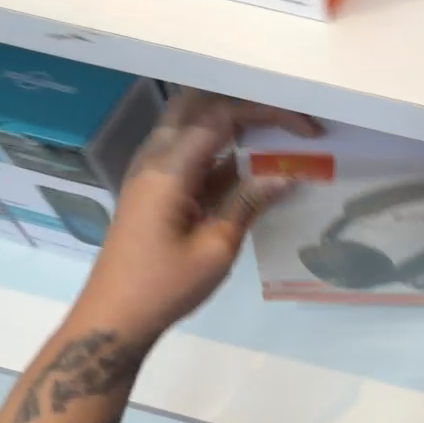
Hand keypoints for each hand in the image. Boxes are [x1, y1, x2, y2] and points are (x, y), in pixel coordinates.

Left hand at [72, 89, 320, 338]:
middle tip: (286, 121)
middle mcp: (155, 158)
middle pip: (199, 106)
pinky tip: (250, 167)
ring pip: (192, 126)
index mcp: (169, 168)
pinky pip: (188, 153)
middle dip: (246, 106)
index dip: (267, 114)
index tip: (307, 129)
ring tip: (275, 138)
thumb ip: (248, 204)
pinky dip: (220, 151)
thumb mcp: (216, 248)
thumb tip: (286, 177)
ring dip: (232, 126)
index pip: (221, 116)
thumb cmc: (166, 285)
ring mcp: (151, 172)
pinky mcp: (154, 189)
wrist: (116, 316)